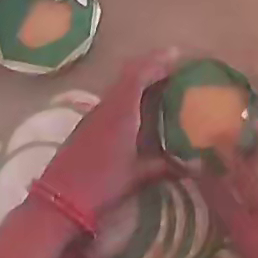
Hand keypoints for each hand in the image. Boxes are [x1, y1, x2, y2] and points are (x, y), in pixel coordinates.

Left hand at [37, 50, 179, 219]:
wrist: (58, 203)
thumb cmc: (101, 186)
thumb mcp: (138, 177)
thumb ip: (168, 166)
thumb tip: (199, 164)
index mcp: (121, 112)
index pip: (138, 75)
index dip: (157, 61)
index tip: (175, 54)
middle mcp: (106, 107)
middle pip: (128, 74)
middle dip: (150, 66)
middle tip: (172, 65)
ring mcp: (94, 115)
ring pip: (119, 86)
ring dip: (138, 79)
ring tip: (160, 83)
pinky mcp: (87, 126)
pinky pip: (112, 99)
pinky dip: (128, 94)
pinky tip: (138, 108)